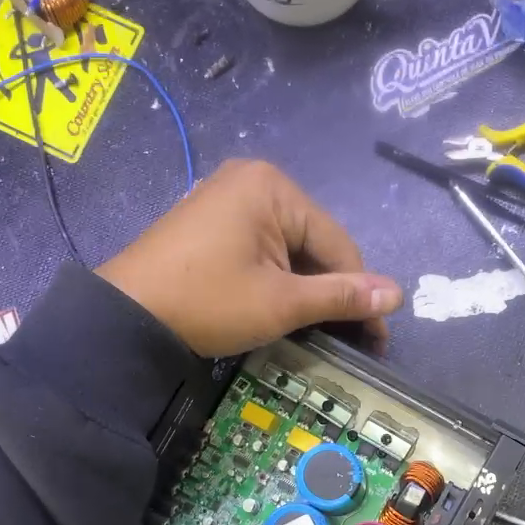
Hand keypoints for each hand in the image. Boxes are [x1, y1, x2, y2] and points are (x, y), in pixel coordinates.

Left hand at [95, 159, 403, 356]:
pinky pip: (264, 250)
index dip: (361, 296)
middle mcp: (255, 181)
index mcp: (274, 188)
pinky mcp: (212, 222)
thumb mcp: (282, 303)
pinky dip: (280, 281)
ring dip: (309, 291)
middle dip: (334, 293)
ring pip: (291, 251)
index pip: (339, 245)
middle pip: (316, 245)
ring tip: (321, 333)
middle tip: (351, 343)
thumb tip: (398, 295)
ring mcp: (229, 199)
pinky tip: (287, 311)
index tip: (377, 342)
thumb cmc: (209, 303)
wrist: (126, 315)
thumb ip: (342, 297)